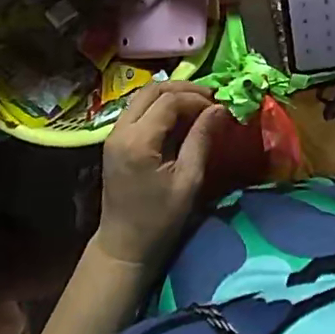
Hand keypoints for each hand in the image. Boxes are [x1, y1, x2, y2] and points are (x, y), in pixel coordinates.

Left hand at [95, 82, 228, 266]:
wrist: (124, 244)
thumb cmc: (160, 219)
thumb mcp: (189, 181)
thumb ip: (201, 140)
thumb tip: (219, 109)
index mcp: (138, 141)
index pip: (169, 101)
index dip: (197, 98)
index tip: (220, 105)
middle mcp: (120, 130)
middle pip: (152, 90)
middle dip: (183, 89)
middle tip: (211, 98)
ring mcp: (114, 133)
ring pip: (142, 97)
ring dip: (171, 95)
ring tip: (199, 105)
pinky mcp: (115, 140)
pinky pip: (137, 111)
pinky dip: (159, 107)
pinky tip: (180, 118)